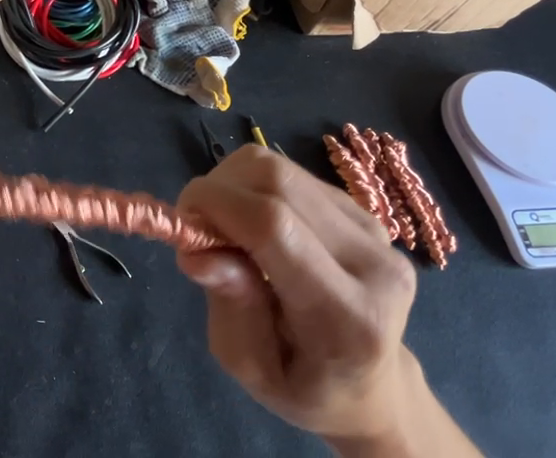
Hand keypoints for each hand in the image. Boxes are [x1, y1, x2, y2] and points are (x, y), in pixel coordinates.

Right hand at [176, 147, 479, 457]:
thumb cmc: (302, 384)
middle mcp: (373, 265)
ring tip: (223, 223)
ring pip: (280, 168)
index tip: (181, 221)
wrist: (371, 387)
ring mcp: (374, 233)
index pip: (274, 227)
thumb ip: (229, 307)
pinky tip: (251, 220)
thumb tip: (197, 252)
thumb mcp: (251, 368)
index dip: (215, 205)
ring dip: (232, 182)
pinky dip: (252, 185)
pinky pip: (291, 173)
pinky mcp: (363, 212)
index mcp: (347, 317)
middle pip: (277, 182)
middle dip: (217, 189)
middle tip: (196, 223)